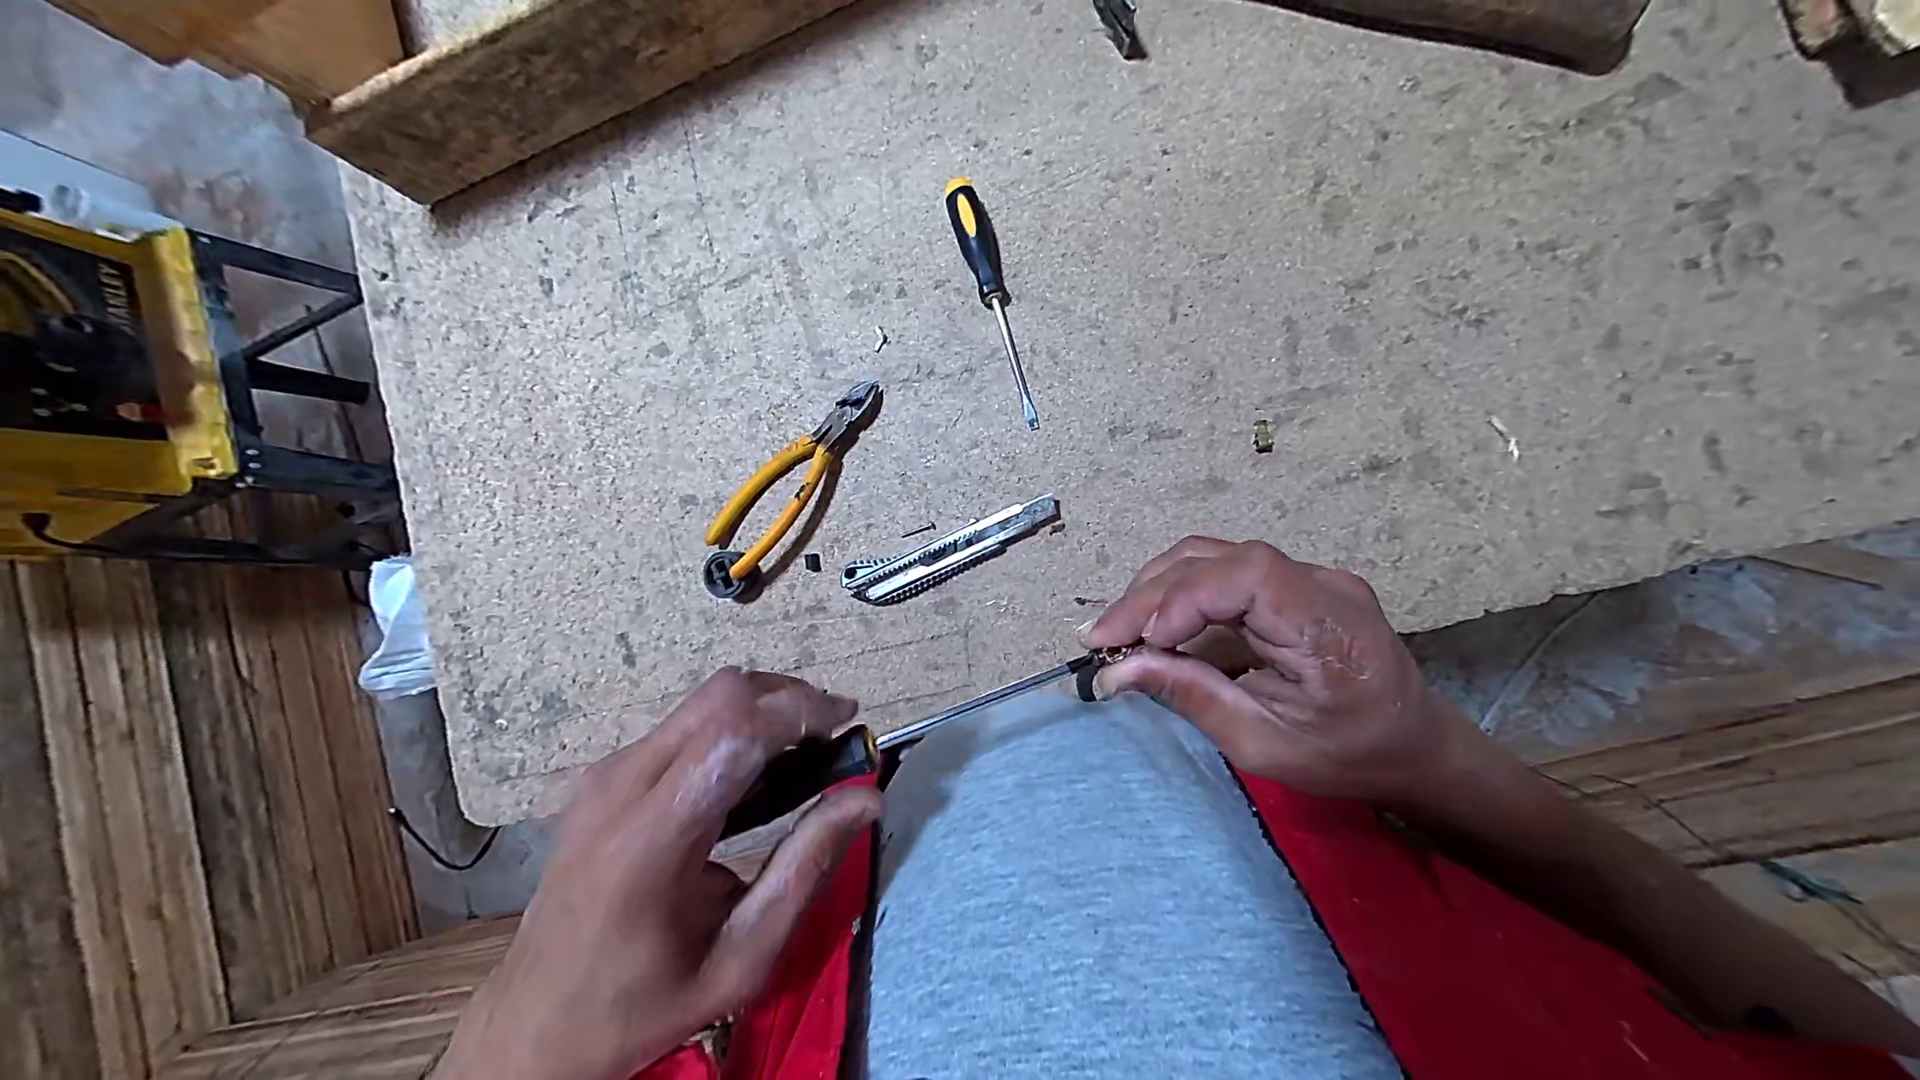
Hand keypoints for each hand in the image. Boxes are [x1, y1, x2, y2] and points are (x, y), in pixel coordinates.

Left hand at [434, 668, 881, 1079]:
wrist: (533, 1022)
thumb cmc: (642, 1005)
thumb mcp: (741, 959)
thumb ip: (806, 868)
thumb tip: (868, 796)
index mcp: (648, 842)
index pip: (732, 734)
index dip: (799, 712)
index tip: (849, 721)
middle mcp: (620, 786)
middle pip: (722, 695)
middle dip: (791, 698)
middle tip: (835, 734)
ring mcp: (607, 772)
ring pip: (707, 698)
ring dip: (767, 706)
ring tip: (807, 747)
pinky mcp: (608, 770)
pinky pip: (689, 720)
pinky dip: (739, 723)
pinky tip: (760, 766)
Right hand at [1085, 537, 1478, 805]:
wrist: (1414, 746)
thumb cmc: (1349, 758)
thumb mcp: (1265, 745)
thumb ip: (1192, 697)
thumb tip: (1116, 670)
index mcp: (1330, 626)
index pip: (1248, 575)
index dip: (1183, 596)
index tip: (1140, 642)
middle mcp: (1319, 583)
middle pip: (1216, 559)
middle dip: (1149, 595)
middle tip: (1100, 639)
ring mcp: (1305, 575)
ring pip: (1210, 556)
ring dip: (1154, 587)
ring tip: (1116, 629)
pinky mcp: (1287, 581)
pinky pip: (1219, 570)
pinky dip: (1174, 591)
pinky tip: (1149, 619)